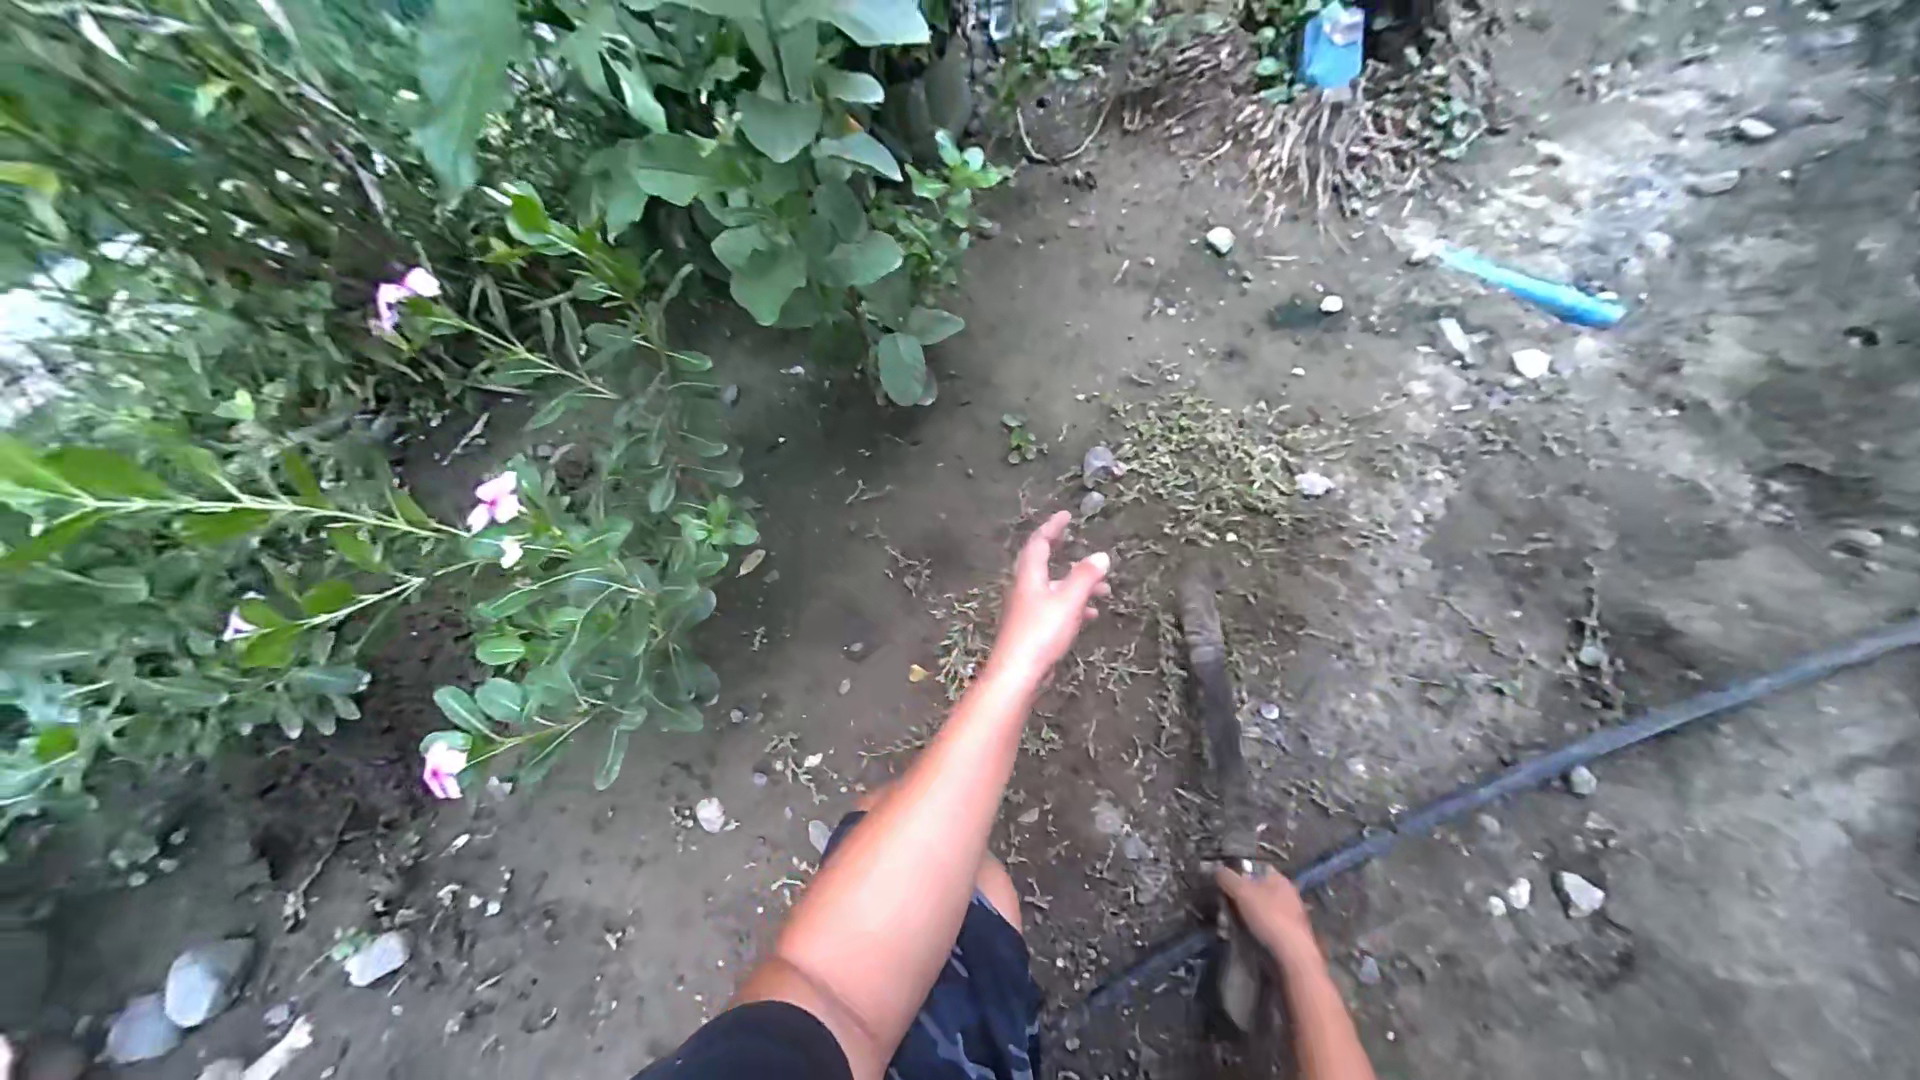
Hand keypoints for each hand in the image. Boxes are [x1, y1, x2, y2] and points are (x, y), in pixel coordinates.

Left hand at [987, 511, 1110, 685]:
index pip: (1038, 543)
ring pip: (1054, 588)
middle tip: (1079, 544)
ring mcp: (1028, 609)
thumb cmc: (1040, 632)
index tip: (1066, 515)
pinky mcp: (1033, 628)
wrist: (1017, 673)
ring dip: (1076, 584)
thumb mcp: (1068, 601)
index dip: (1052, 527)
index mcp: (1030, 576)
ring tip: (1104, 590)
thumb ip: (1085, 577)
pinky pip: (1055, 608)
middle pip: (1044, 563)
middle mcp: (1025, 589)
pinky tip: (1090, 615)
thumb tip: (1101, 555)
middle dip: (1063, 552)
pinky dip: (1073, 606)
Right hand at [1216, 863, 1319, 963]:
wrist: (1294, 957)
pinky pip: (1267, 926)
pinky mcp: (1291, 935)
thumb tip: (1217, 869)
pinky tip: (1245, 935)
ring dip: (1245, 914)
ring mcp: (1291, 916)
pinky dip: (1255, 929)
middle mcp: (1288, 894)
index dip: (1238, 872)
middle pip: (1256, 889)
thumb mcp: (1241, 891)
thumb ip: (1227, 877)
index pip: (1254, 867)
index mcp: (1279, 878)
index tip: (1224, 882)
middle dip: (1239, 896)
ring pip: (1260, 909)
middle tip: (1225, 905)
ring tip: (1230, 924)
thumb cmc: (1269, 916)